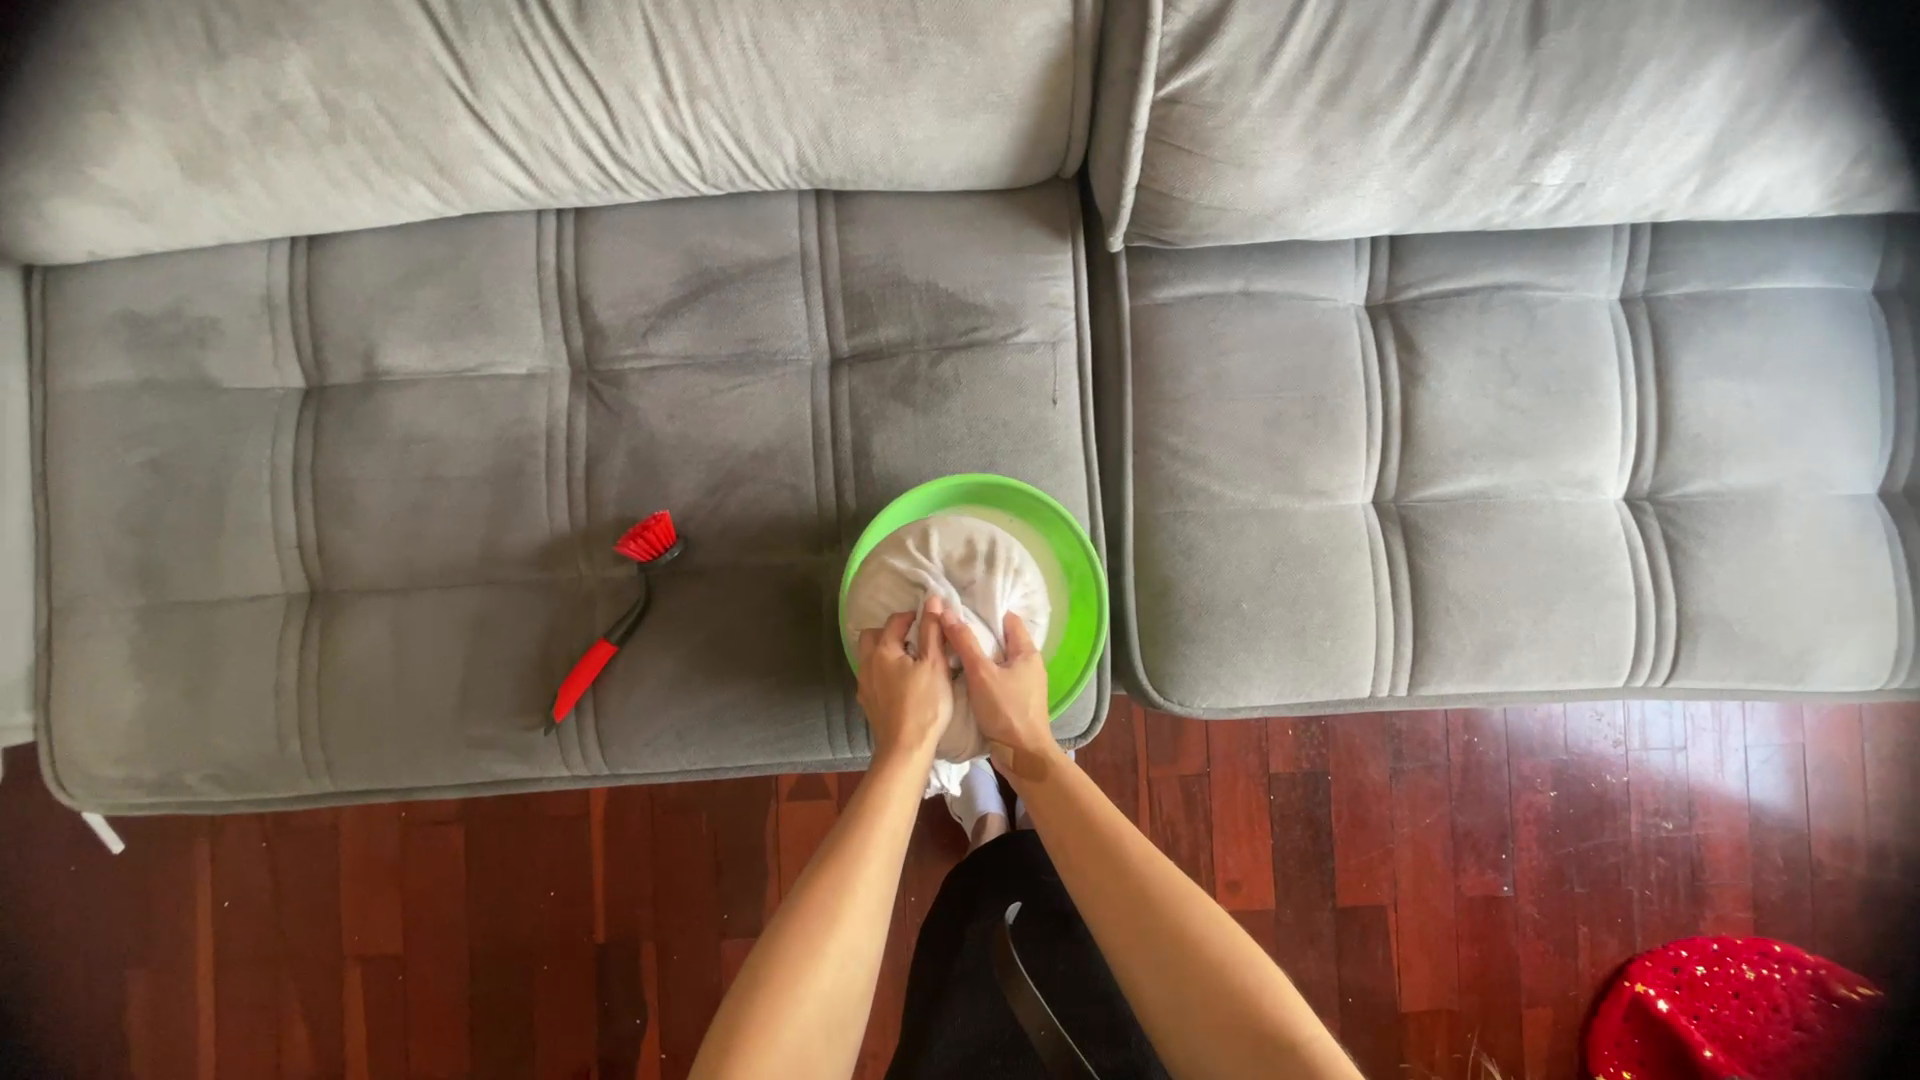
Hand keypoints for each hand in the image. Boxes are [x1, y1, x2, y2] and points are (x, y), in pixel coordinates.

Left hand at [857, 596, 953, 763]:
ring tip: (909, 661)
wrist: (905, 748)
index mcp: (883, 651)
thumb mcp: (935, 664)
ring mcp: (864, 685)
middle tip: (913, 639)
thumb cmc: (925, 704)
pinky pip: (871, 676)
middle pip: (871, 636)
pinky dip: (883, 671)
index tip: (928, 621)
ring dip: (885, 652)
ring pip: (869, 657)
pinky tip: (900, 683)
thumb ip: (932, 631)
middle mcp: (867, 664)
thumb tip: (932, 600)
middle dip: (890, 631)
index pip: (894, 621)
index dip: (912, 616)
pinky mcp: (867, 703)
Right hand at [939, 610, 1051, 759]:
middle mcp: (1028, 665)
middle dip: (977, 634)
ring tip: (949, 649)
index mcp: (1027, 652)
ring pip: (996, 661)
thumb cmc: (1006, 710)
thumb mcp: (981, 673)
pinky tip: (960, 676)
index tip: (960, 608)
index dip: (985, 612)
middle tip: (948, 628)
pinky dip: (980, 675)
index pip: (1008, 620)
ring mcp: (1023, 684)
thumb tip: (947, 611)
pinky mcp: (1014, 701)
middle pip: (1000, 640)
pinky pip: (995, 679)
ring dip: (976, 657)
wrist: (1022, 756)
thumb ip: (964, 642)